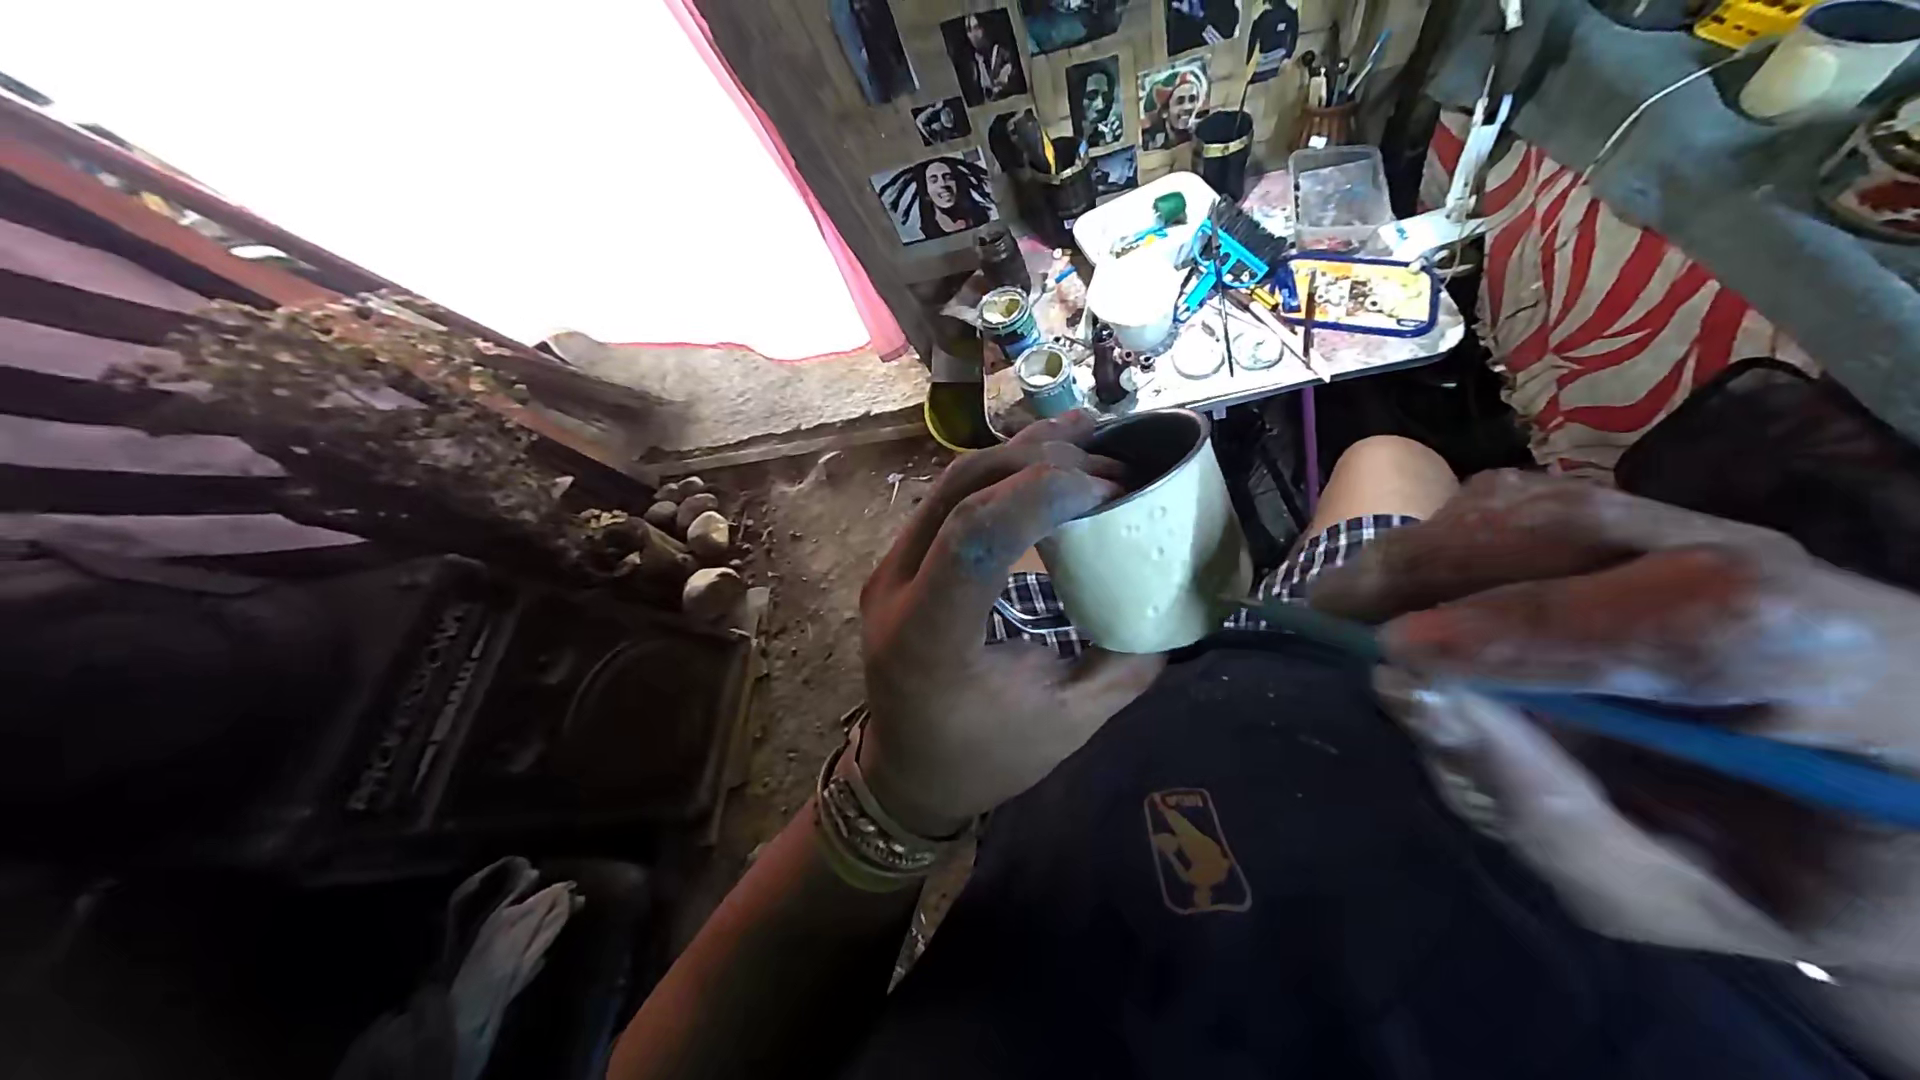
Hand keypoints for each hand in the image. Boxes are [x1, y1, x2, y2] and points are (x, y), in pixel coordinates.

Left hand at [857, 412, 1165, 837]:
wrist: (907, 771)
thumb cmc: (983, 758)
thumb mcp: (1068, 724)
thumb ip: (1124, 662)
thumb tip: (1174, 599)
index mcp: (929, 638)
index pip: (974, 536)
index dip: (1043, 495)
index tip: (1111, 490)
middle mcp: (895, 589)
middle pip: (960, 490)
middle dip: (1040, 462)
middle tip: (1112, 462)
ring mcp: (888, 568)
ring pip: (950, 482)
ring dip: (1019, 451)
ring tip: (1084, 430)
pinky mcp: (899, 560)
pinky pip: (947, 498)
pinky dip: (999, 472)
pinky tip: (1043, 457)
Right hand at [1310, 470, 1919, 978]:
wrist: (1856, 817)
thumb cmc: (1770, 879)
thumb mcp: (1666, 895)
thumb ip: (1545, 809)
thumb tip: (1406, 692)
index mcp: (1864, 685)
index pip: (1699, 620)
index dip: (1527, 627)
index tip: (1395, 656)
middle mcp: (1794, 576)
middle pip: (1585, 527)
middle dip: (1435, 566)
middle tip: (1327, 610)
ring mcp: (1710, 537)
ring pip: (1538, 505)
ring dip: (1423, 547)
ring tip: (1349, 598)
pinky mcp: (1644, 529)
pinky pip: (1520, 507)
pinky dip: (1441, 538)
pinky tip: (1402, 584)